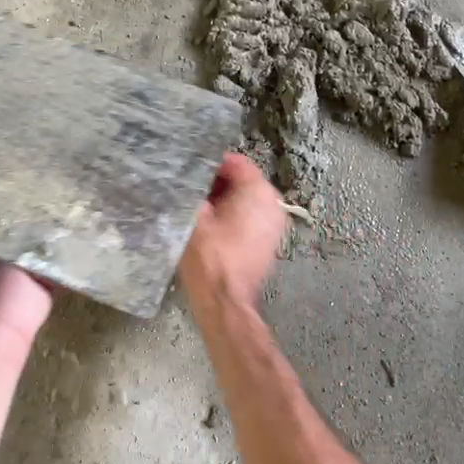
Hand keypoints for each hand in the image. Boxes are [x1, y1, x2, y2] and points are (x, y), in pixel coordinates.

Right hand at [178, 152, 287, 312]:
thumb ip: (192, 189)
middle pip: (243, 180)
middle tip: (191, 192)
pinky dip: (235, 217)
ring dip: (225, 201)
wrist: (225, 302)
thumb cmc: (209, 256)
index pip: (235, 161)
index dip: (210, 164)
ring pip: (247, 199)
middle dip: (218, 183)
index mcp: (258, 190)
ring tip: (199, 210)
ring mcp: (276, 223)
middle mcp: (274, 201)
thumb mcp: (193, 215)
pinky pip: (251, 217)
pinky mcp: (271, 241)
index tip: (189, 172)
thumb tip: (187, 178)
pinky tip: (213, 228)